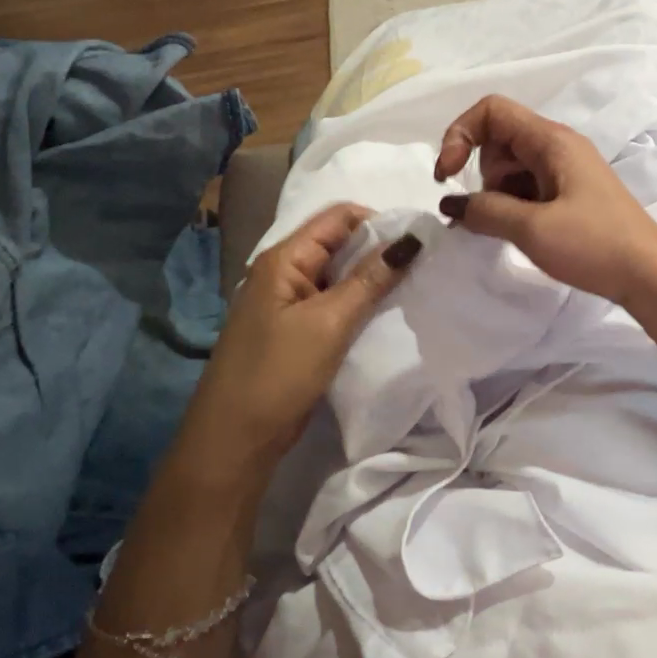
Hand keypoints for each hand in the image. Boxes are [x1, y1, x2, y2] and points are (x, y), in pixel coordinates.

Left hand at [172, 204, 423, 472]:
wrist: (234, 441)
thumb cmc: (277, 374)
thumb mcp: (330, 323)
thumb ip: (371, 278)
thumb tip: (411, 239)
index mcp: (283, 259)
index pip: (339, 217)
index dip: (379, 222)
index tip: (417, 243)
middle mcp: (284, 272)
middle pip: (340, 242)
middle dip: (380, 249)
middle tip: (422, 265)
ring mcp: (288, 302)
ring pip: (340, 273)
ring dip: (372, 277)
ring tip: (411, 286)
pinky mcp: (296, 328)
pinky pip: (334, 301)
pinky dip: (360, 301)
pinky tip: (385, 313)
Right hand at [433, 94, 656, 308]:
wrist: (650, 276)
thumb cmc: (594, 245)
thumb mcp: (532, 229)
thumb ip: (485, 211)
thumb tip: (450, 204)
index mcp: (553, 141)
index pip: (492, 110)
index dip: (460, 134)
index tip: (447, 176)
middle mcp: (559, 147)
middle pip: (500, 140)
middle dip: (483, 175)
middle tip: (496, 215)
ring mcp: (567, 171)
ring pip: (512, 168)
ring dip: (498, 195)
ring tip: (516, 231)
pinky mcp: (572, 195)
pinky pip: (529, 188)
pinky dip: (515, 206)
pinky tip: (524, 235)